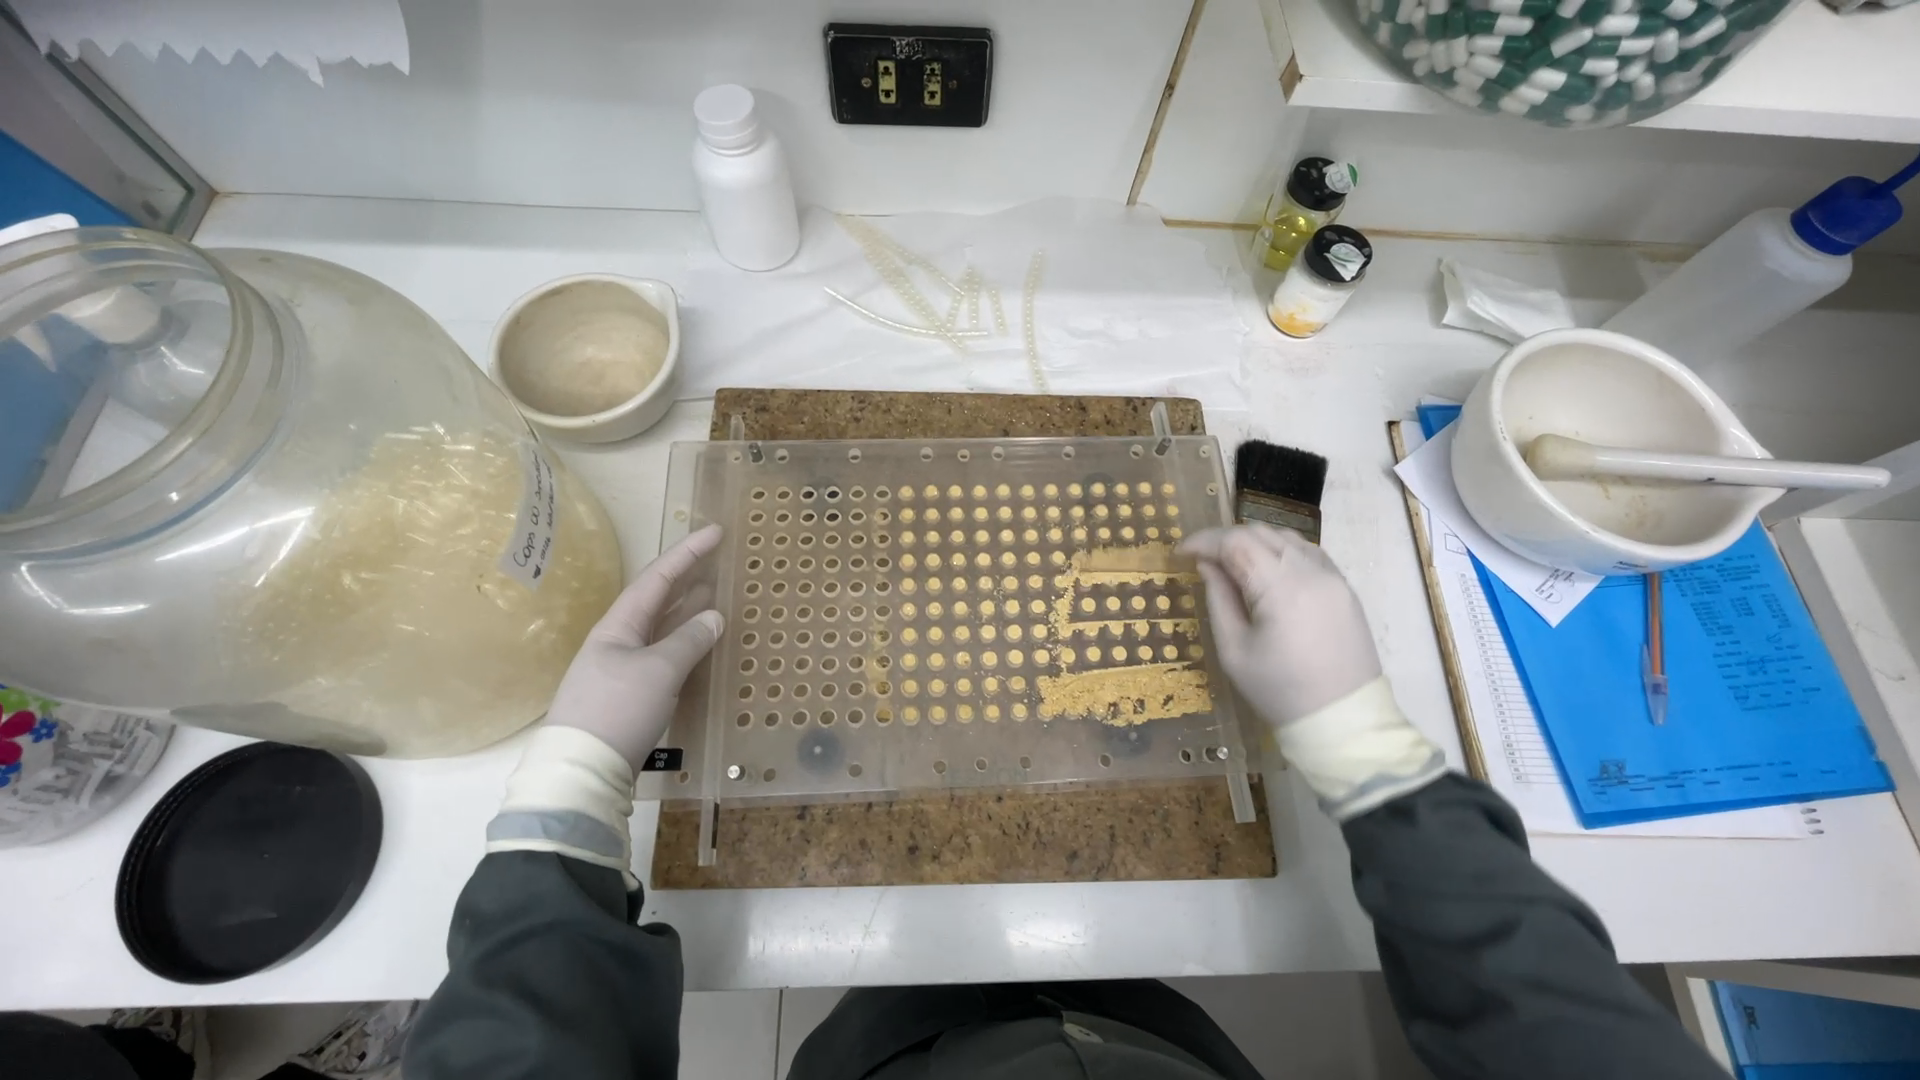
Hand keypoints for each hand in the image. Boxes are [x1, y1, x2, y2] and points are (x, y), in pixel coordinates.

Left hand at [547, 524, 725, 770]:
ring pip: (660, 628)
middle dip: (687, 577)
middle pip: (657, 599)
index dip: (687, 554)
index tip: (715, 532)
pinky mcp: (629, 694)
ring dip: (687, 609)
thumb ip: (689, 641)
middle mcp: (618, 640)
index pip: (658, 578)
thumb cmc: (618, 710)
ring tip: (715, 593)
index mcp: (619, 625)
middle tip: (717, 559)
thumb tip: (714, 616)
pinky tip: (699, 644)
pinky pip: (662, 654)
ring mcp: (622, 667)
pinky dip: (684, 642)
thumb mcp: (659, 671)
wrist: (581, 771)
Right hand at [1179, 524, 1381, 728]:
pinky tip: (1265, 569)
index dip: (1204, 541)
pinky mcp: (1344, 586)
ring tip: (1231, 563)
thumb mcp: (1235, 650)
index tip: (1181, 554)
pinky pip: (1307, 551)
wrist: (1343, 718)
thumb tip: (1207, 565)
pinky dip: (1279, 550)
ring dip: (1253, 542)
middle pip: (1260, 533)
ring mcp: (1332, 576)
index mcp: (1281, 588)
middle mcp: (1310, 571)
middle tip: (1201, 559)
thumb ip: (1218, 599)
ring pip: (1285, 537)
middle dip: (1225, 540)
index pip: (1236, 542)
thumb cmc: (1280, 690)